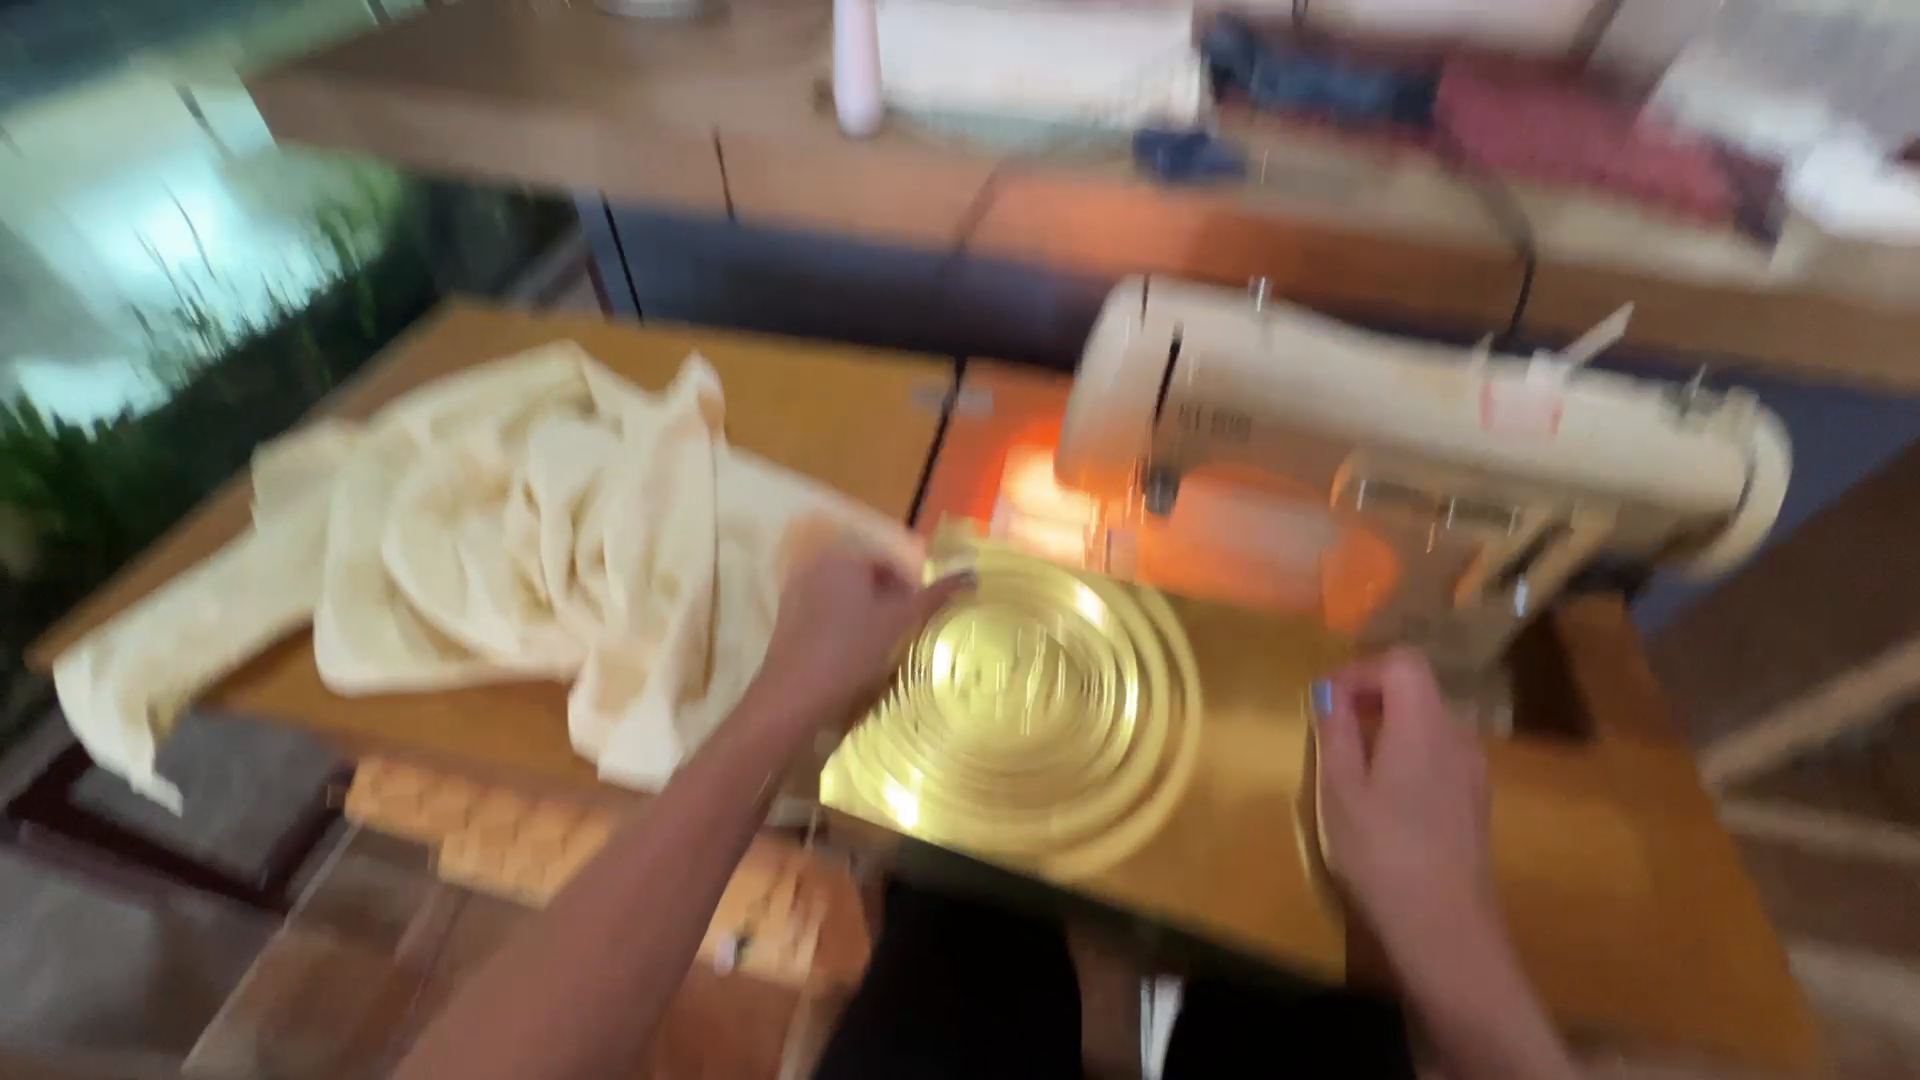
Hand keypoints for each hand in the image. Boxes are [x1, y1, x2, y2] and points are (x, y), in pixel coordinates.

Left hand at [748, 542, 971, 736]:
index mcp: (844, 555)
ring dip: (870, 614)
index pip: (892, 561)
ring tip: (884, 646)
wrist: (791, 697)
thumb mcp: (899, 622)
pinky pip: (828, 611)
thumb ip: (936, 595)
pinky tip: (855, 655)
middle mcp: (817, 563)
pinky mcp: (789, 617)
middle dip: (892, 600)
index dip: (913, 588)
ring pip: (849, 595)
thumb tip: (971, 574)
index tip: (922, 617)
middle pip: (869, 576)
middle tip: (906, 631)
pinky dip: (846, 625)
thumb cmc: (850, 652)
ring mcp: (798, 589)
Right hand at [1314, 647, 1494, 945]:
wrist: (1444, 929)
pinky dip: (1406, 748)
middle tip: (1331, 725)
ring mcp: (1473, 771)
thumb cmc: (1380, 852)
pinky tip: (1383, 791)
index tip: (1326, 700)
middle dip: (1370, 694)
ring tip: (1351, 758)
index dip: (1360, 669)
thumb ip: (1336, 731)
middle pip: (1418, 688)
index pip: (1403, 663)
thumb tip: (1330, 693)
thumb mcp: (1339, 788)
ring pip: (1428, 720)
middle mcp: (1458, 739)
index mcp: (1424, 727)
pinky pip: (1438, 750)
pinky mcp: (1474, 800)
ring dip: (1387, 722)